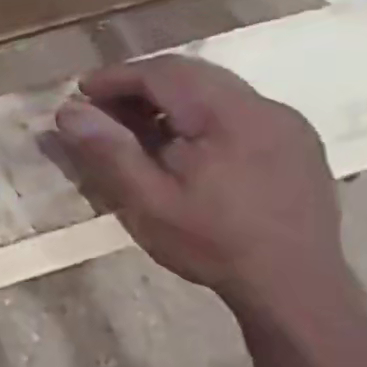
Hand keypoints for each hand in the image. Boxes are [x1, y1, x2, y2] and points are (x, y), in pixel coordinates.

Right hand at [53, 55, 351, 311]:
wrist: (298, 293)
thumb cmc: (215, 246)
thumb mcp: (149, 203)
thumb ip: (109, 151)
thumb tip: (68, 110)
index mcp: (228, 115)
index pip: (161, 73)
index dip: (116, 77)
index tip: (82, 91)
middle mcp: (262, 106)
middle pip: (190, 73)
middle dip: (142, 83)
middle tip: (105, 106)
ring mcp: (287, 122)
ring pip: (215, 88)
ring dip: (171, 97)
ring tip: (140, 125)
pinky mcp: (298, 142)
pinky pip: (239, 108)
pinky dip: (201, 112)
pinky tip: (185, 143)